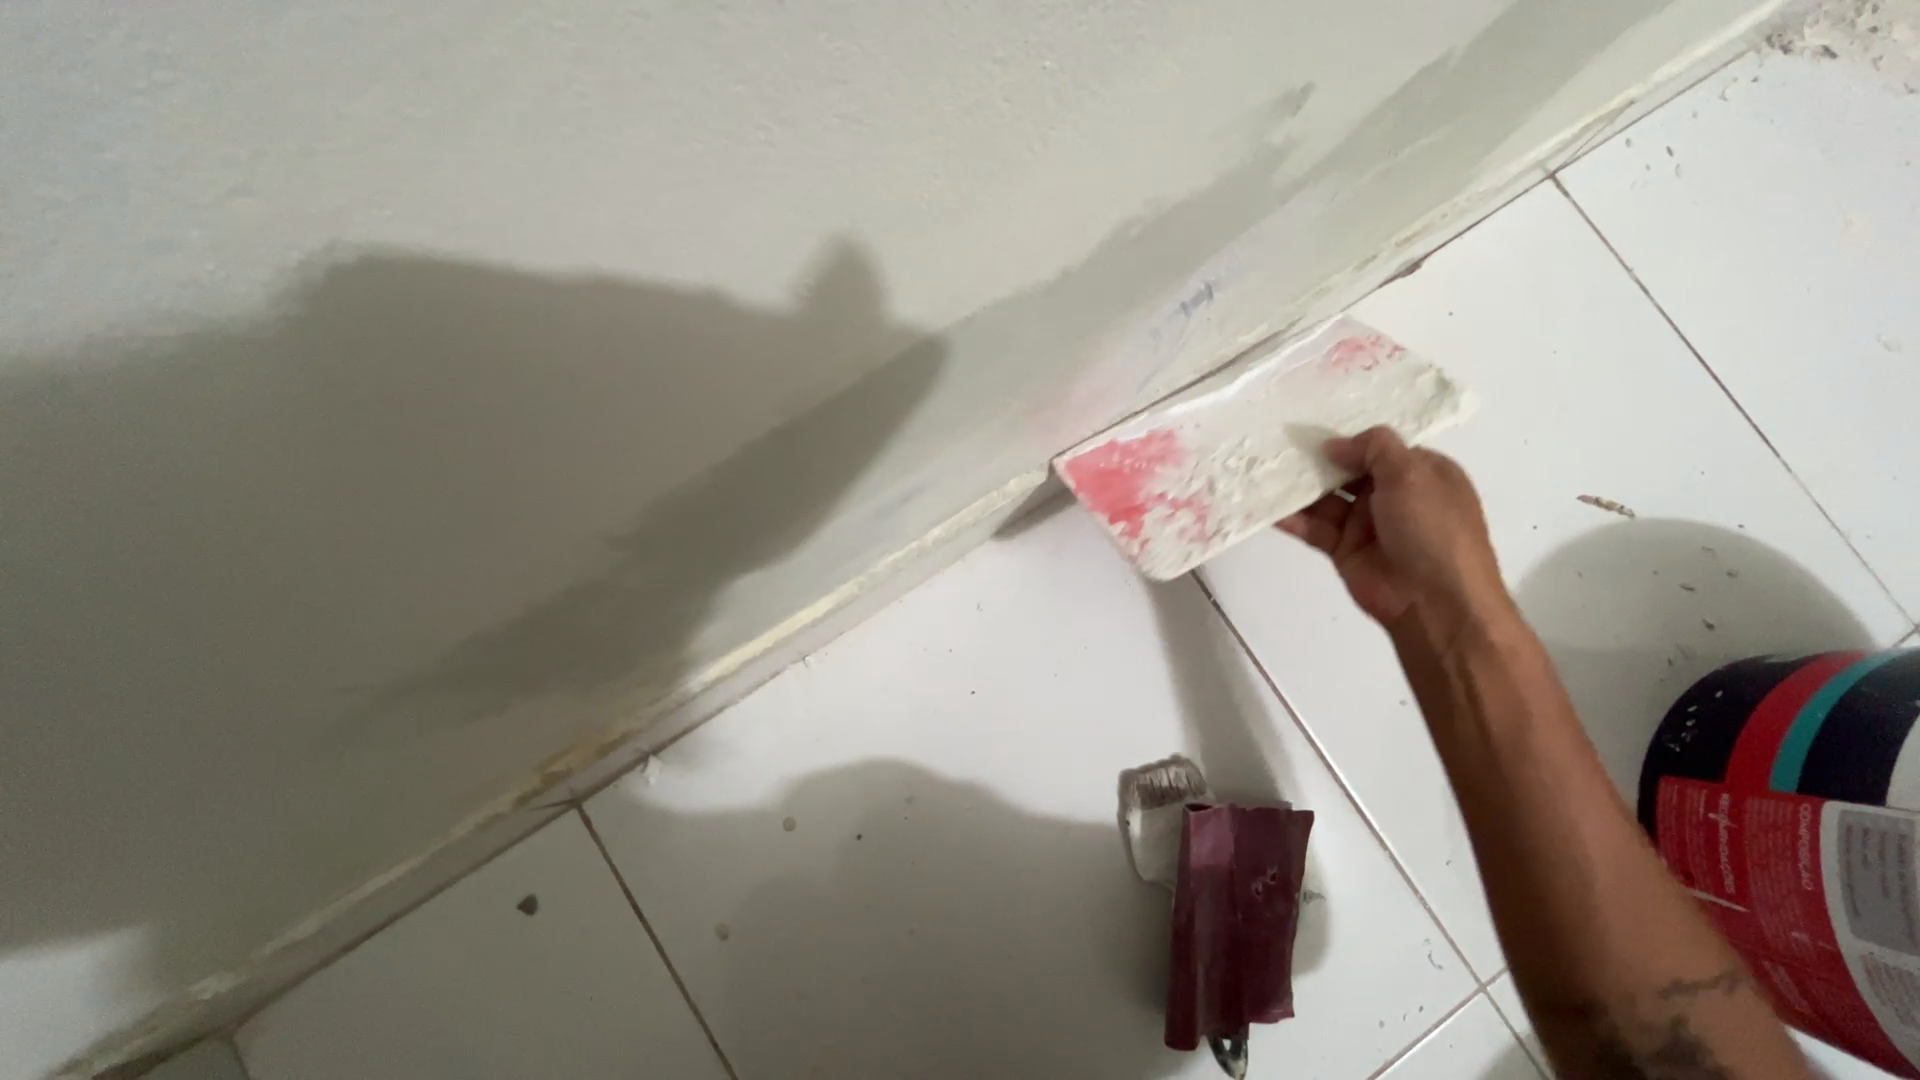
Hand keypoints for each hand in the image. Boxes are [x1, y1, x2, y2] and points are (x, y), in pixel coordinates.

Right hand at [1276, 427, 1513, 648]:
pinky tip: (1266, 507)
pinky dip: (1292, 518)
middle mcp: (1393, 496)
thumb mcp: (1412, 474)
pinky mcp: (1343, 549)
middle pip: (1347, 472)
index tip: (1313, 428)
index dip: (1350, 439)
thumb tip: (1334, 444)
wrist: (1434, 601)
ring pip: (1326, 499)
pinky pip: (1313, 528)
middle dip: (1316, 460)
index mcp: (1422, 474)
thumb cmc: (1433, 528)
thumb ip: (1373, 448)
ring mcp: (1367, 524)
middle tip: (1277, 445)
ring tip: (1263, 472)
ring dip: (1298, 488)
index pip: (1381, 448)